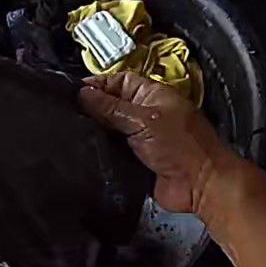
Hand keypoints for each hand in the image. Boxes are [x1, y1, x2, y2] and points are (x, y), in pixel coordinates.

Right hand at [78, 71, 242, 215]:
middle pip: (110, 106)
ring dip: (95, 134)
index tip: (73, 93)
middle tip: (67, 115)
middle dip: (91, 110)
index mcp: (151, 95)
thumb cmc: (180, 146)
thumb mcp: (142, 120)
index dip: (96, 85)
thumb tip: (82, 93)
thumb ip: (110, 107)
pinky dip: (100, 153)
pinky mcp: (134, 161)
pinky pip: (112, 152)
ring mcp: (139, 138)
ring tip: (71, 134)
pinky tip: (83, 153)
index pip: (117, 81)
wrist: (198, 185)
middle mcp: (144, 114)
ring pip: (109, 130)